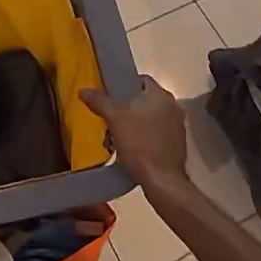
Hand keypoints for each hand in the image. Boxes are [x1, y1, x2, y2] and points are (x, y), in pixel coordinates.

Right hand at [81, 75, 189, 190]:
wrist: (162, 180)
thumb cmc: (139, 144)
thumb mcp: (115, 120)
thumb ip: (99, 102)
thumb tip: (83, 90)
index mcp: (161, 95)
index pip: (142, 80)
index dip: (124, 85)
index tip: (110, 97)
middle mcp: (173, 106)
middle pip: (143, 101)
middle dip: (124, 111)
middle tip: (109, 123)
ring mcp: (177, 126)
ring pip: (149, 118)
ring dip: (132, 126)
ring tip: (116, 141)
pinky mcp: (177, 143)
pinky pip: (156, 133)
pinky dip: (143, 138)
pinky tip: (130, 151)